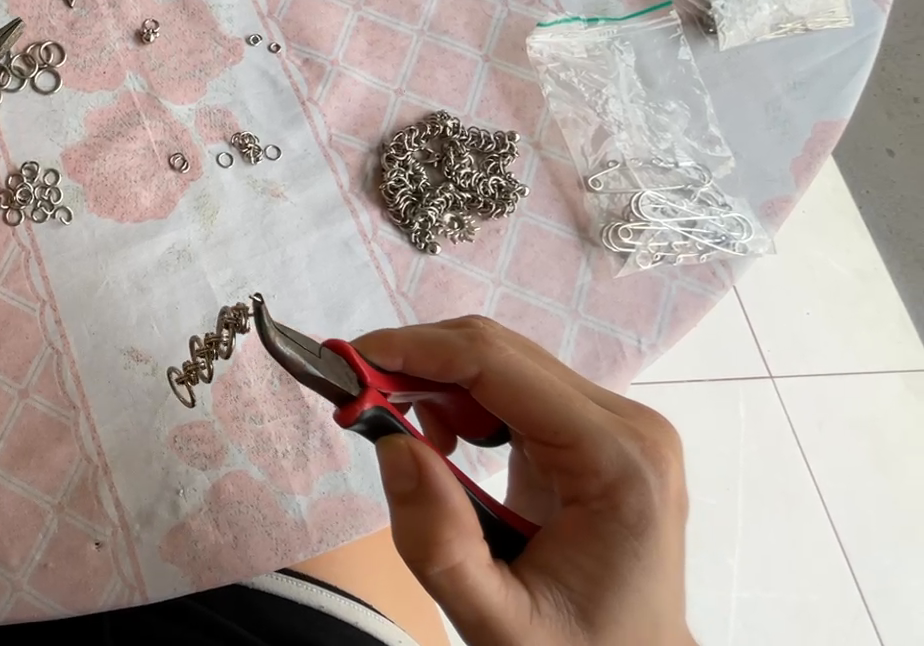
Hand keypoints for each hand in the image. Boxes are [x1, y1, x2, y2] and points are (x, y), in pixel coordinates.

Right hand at [353, 317, 692, 645]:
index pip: (495, 363)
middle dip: (411, 361)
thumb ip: (439, 542)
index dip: (413, 350)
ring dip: (428, 378)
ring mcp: (610, 421)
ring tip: (400, 432)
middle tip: (355, 398)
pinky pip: (502, 380)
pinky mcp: (589, 427)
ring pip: (491, 356)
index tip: (344, 364)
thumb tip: (394, 443)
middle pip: (491, 349)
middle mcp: (624, 424)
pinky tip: (442, 441)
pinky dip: (451, 394)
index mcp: (617, 461)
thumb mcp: (497, 622)